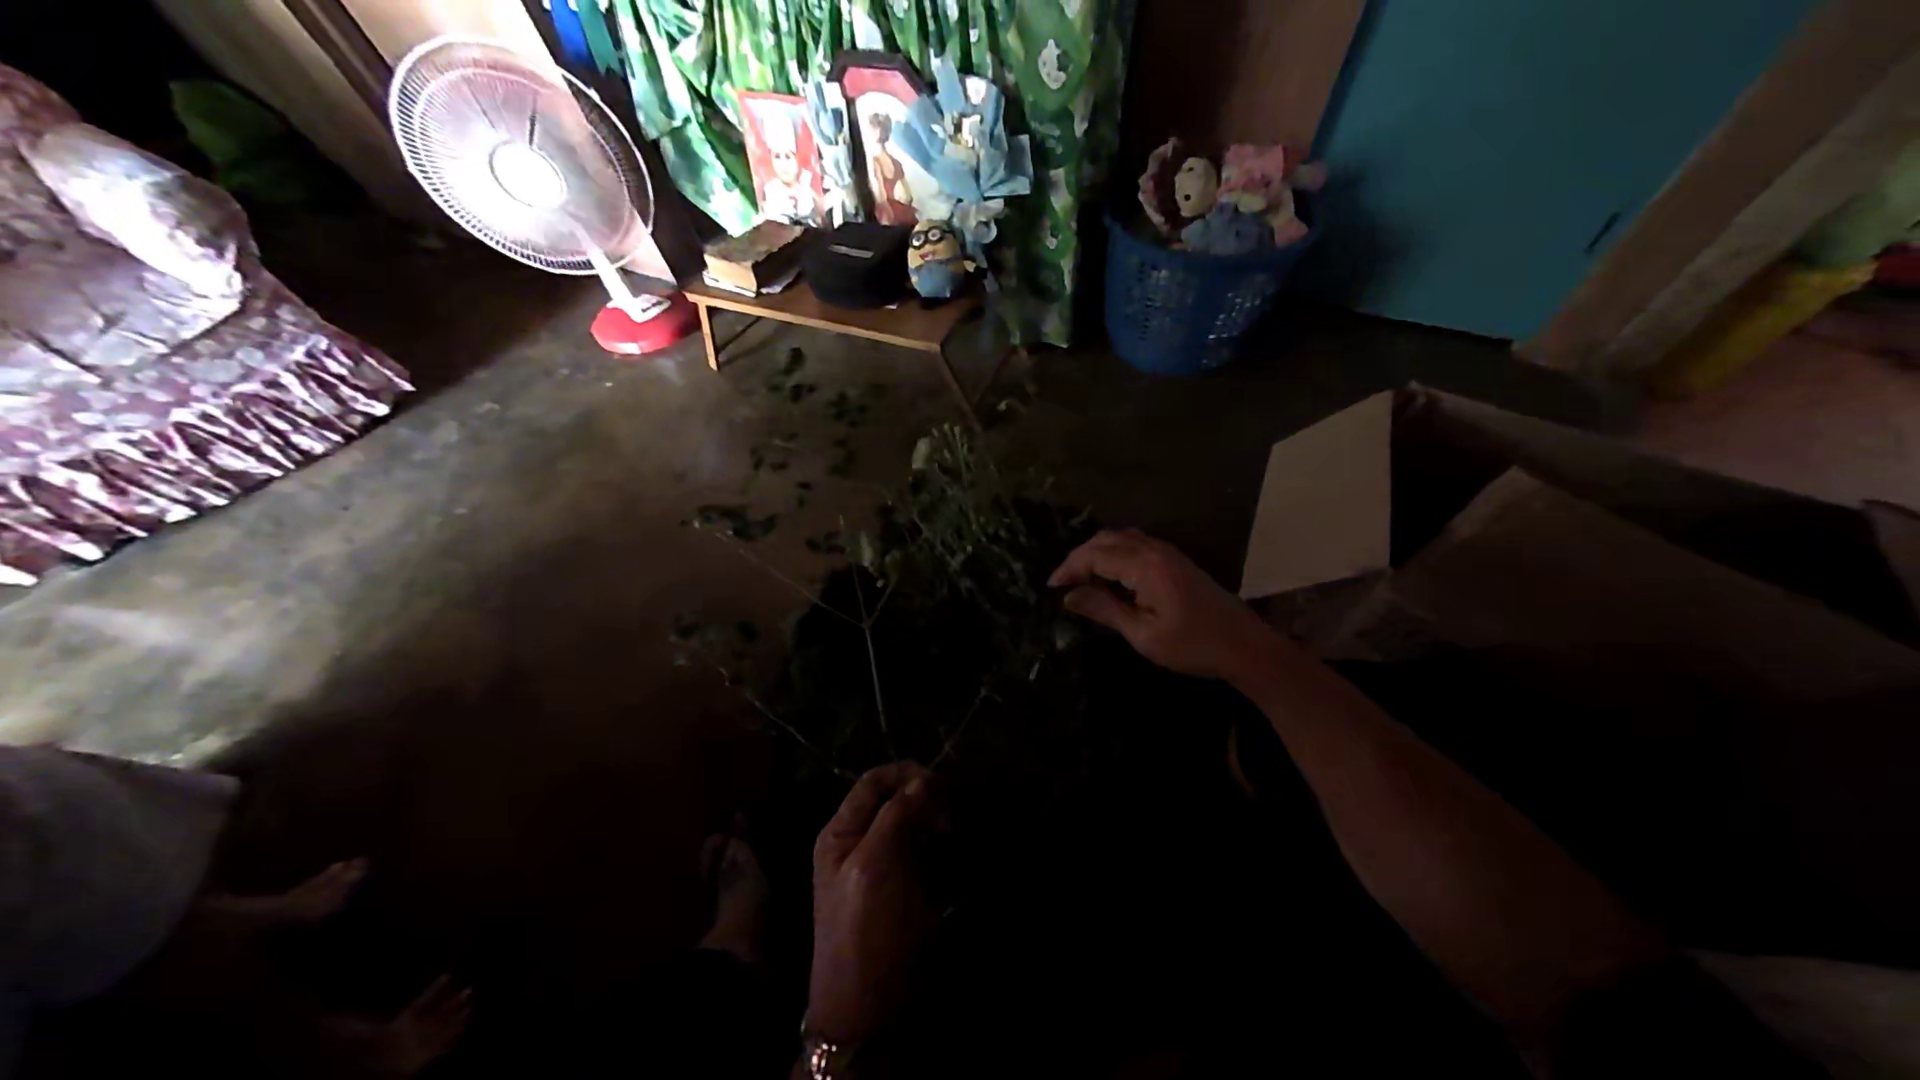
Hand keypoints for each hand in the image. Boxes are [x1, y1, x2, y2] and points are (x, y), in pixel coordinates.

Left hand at [808, 763, 941, 1043]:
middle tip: (948, 815)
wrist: (865, 1000)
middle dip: (921, 796)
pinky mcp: (898, 884)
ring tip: (949, 831)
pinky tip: (946, 845)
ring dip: (929, 816)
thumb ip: (895, 817)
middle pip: (890, 798)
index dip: (904, 773)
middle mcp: (857, 840)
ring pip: (906, 820)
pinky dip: (932, 838)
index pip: (872, 782)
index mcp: (841, 831)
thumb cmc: (864, 927)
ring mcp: (878, 863)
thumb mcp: (874, 865)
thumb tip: (922, 780)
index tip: (939, 782)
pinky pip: (916, 846)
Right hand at [1049, 528, 1276, 681]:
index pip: (1095, 555)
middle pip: (1106, 540)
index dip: (1069, 568)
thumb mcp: (1142, 634)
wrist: (1244, 645)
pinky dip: (1114, 554)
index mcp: (1145, 566)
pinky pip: (1135, 544)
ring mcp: (1168, 552)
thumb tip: (1069, 596)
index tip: (1051, 587)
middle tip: (1064, 584)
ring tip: (1082, 580)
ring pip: (1121, 538)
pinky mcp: (1175, 560)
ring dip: (1096, 553)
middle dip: (1079, 557)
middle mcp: (1155, 550)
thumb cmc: (1193, 646)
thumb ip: (1104, 609)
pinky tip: (1109, 577)